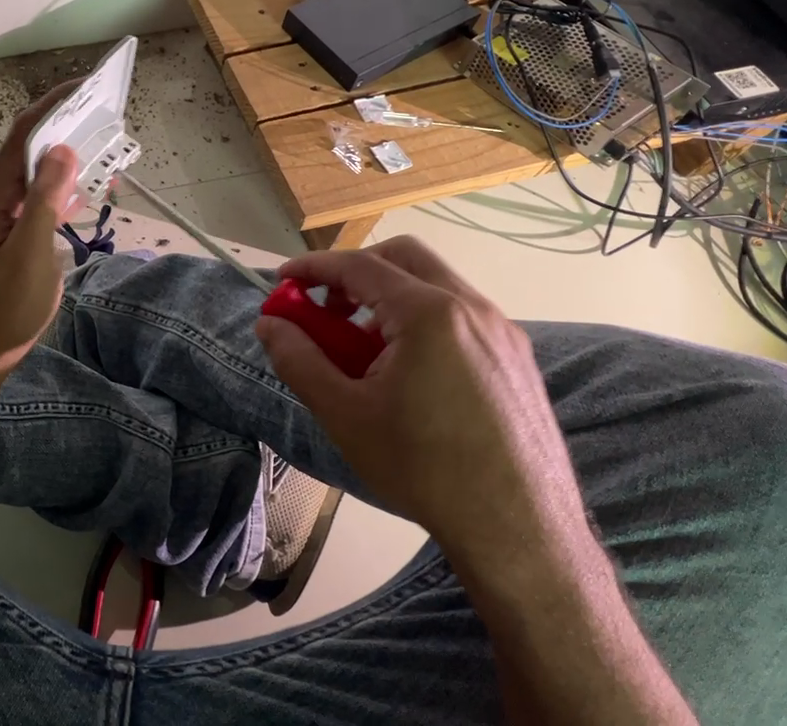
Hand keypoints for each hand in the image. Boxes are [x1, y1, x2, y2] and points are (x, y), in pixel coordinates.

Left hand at [0, 82, 86, 373]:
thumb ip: (45, 199)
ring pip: (45, 168)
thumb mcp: (30, 251)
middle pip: (36, 143)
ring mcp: (14, 209)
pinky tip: (97, 185)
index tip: (90, 85)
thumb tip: (64, 148)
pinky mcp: (26, 227)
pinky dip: (73, 184)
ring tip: (111, 141)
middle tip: (110, 111)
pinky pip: (50, 193)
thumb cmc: (5, 303)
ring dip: (75, 152)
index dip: (55, 103)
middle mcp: (4, 192)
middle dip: (70, 122)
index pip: (25, 131)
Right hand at [253, 236, 585, 550]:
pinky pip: (459, 314)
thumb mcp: (343, 413)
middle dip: (355, 271)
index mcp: (429, 313)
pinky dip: (421, 319)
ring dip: (389, 297)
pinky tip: (407, 372)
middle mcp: (472, 307)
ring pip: (435, 285)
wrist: (517, 529)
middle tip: (325, 307)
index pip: (358, 266)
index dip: (312, 268)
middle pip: (403, 257)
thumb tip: (269, 323)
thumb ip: (298, 358)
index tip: (282, 281)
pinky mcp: (518, 358)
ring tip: (363, 350)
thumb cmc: (422, 468)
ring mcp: (503, 331)